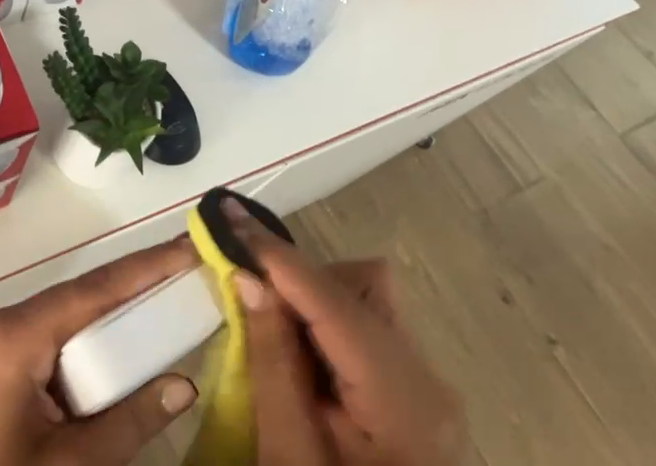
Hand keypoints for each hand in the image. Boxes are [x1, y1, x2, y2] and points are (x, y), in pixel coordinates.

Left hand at [0, 238, 202, 465]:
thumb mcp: (73, 463)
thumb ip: (131, 421)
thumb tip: (187, 383)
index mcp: (17, 336)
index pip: (94, 289)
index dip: (146, 266)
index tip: (190, 244)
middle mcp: (5, 323)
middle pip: (83, 294)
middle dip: (137, 282)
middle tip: (190, 268)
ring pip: (71, 312)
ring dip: (118, 308)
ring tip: (170, 297)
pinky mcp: (2, 360)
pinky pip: (57, 334)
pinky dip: (95, 336)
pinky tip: (128, 340)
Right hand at [228, 203, 465, 465]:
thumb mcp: (287, 450)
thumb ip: (271, 359)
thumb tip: (248, 277)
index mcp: (401, 398)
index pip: (332, 301)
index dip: (276, 253)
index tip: (228, 213)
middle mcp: (427, 379)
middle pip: (362, 287)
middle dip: (299, 279)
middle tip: (245, 296)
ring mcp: (427, 386)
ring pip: (367, 301)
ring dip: (311, 301)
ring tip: (272, 341)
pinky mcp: (417, 394)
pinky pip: (368, 331)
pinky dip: (326, 327)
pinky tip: (299, 363)